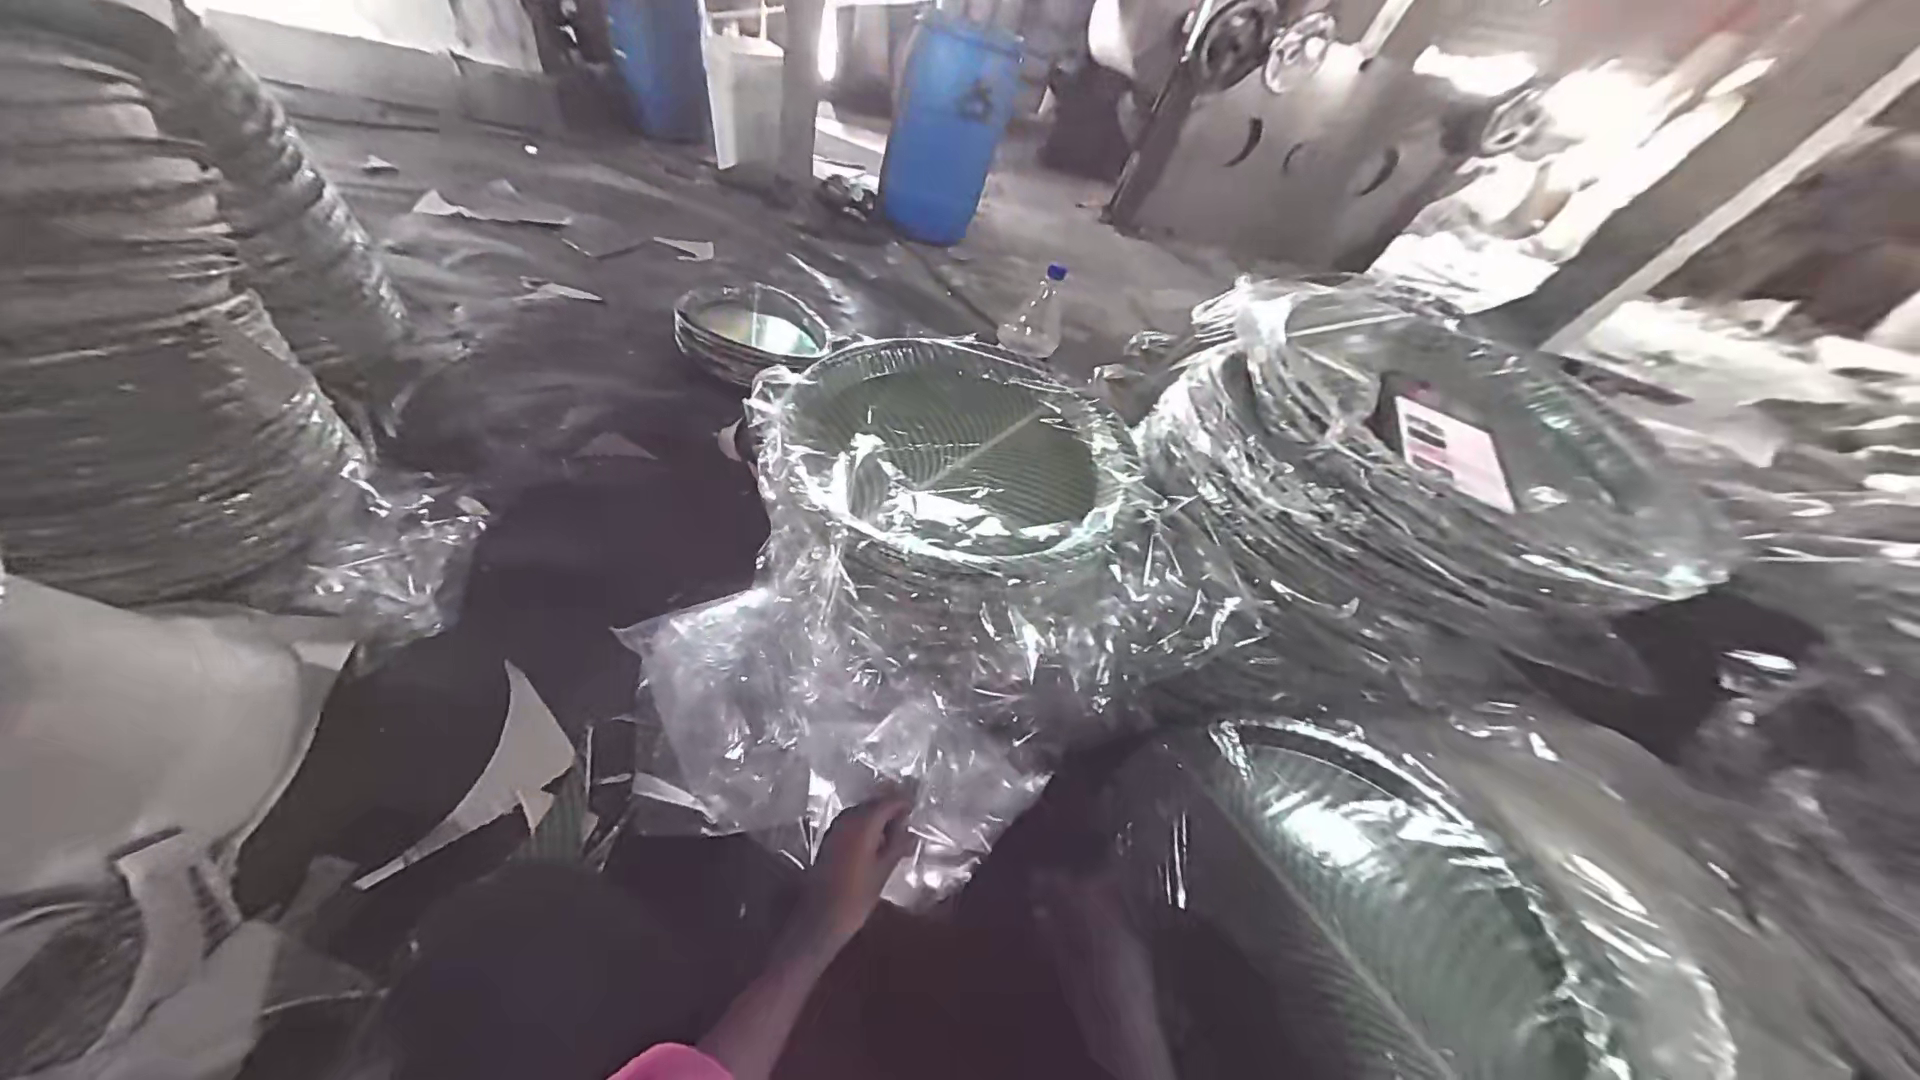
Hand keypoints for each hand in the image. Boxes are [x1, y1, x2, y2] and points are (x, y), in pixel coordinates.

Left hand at [788, 790, 915, 957]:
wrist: (821, 918)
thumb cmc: (856, 896)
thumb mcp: (884, 870)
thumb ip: (898, 846)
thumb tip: (911, 833)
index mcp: (863, 823)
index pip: (888, 802)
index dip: (902, 803)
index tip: (914, 809)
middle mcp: (848, 819)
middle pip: (873, 804)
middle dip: (890, 810)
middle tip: (906, 824)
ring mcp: (836, 828)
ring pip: (862, 813)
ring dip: (877, 819)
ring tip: (893, 835)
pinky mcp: (830, 839)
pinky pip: (852, 823)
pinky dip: (865, 827)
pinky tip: (875, 843)